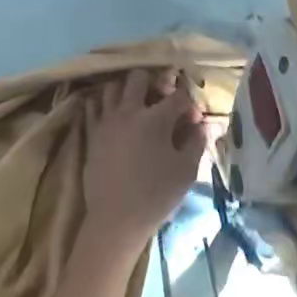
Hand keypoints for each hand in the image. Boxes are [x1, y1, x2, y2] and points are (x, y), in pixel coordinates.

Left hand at [80, 69, 204, 252]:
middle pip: (139, 78)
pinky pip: (93, 106)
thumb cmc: (157, 195)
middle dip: (155, 82)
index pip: (177, 96)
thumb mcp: (187, 170)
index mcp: (156, 119)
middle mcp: (129, 111)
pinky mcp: (92, 133)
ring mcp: (106, 121)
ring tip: (137, 103)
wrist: (116, 218)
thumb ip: (196, 141)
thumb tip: (203, 124)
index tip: (192, 118)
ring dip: (127, 89)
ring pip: (113, 87)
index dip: (189, 103)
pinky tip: (114, 112)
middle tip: (162, 99)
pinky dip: (104, 102)